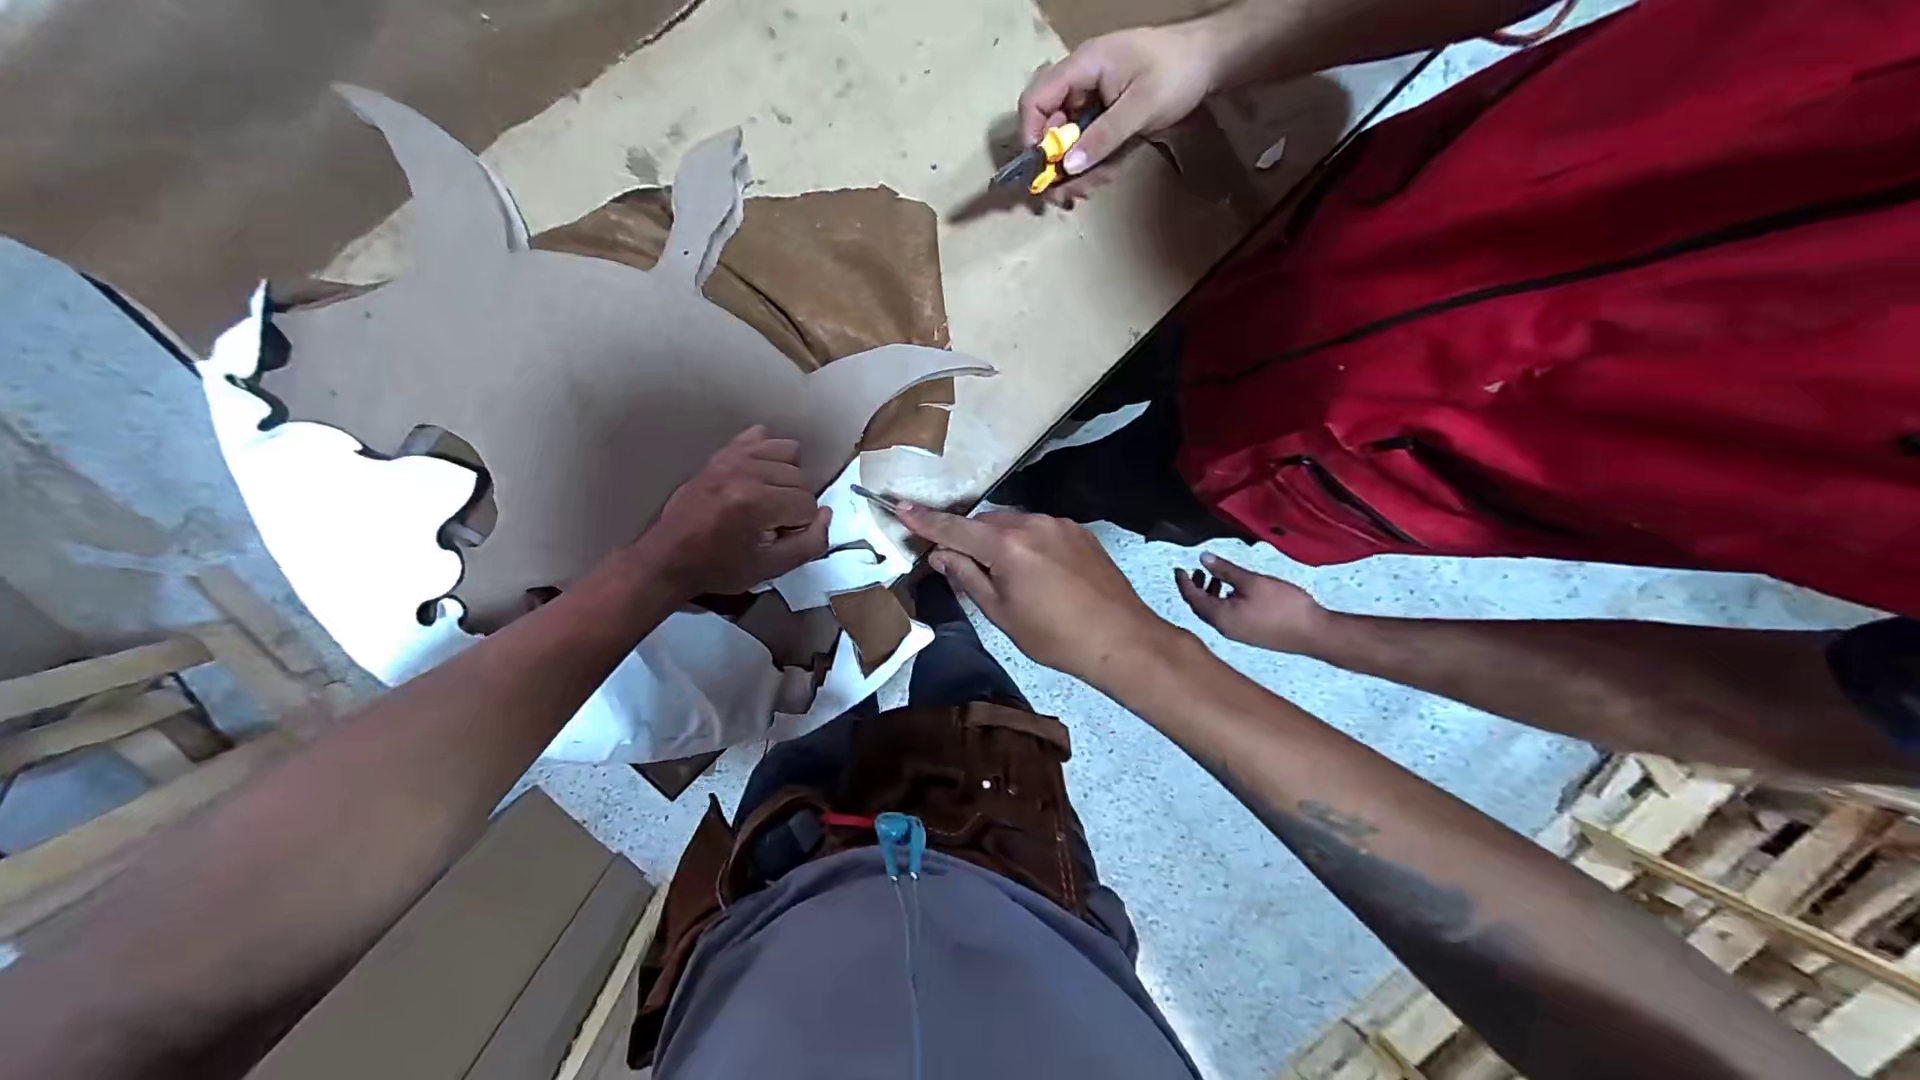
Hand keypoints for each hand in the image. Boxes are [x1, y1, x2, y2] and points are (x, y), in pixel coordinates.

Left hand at [639, 427, 829, 595]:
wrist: (669, 558)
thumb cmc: (720, 567)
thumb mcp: (772, 568)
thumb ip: (811, 543)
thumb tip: (826, 514)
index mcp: (757, 503)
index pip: (808, 504)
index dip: (799, 526)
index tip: (778, 538)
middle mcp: (746, 472)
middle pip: (801, 478)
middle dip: (795, 504)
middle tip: (773, 524)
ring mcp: (731, 458)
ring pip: (788, 453)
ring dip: (786, 478)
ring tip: (769, 499)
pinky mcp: (721, 454)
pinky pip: (760, 436)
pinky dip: (768, 453)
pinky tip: (759, 476)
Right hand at [895, 506, 1177, 683]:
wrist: (1121, 638)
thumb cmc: (1055, 636)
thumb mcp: (1001, 613)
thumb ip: (968, 576)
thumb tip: (941, 554)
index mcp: (1008, 546)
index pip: (955, 528)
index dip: (924, 520)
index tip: (899, 507)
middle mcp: (1032, 524)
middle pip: (984, 524)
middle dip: (969, 540)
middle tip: (964, 569)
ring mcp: (1059, 524)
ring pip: (1012, 524)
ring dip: (999, 542)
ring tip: (1008, 577)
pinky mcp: (1078, 531)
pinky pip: (1038, 529)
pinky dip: (1025, 543)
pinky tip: (1037, 573)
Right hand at [1017, 23, 1220, 199]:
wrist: (1209, 61)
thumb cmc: (1176, 72)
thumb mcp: (1140, 107)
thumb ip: (1103, 137)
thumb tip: (1067, 166)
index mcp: (1083, 67)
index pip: (1037, 99)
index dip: (1030, 134)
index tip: (1040, 168)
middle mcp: (1080, 85)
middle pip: (1047, 127)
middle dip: (1055, 164)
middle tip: (1065, 193)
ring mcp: (1091, 102)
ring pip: (1067, 143)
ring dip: (1074, 172)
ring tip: (1089, 190)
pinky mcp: (1103, 118)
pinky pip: (1086, 147)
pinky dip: (1091, 167)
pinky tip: (1103, 177)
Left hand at [1176, 552, 1329, 653]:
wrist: (1315, 634)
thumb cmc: (1284, 606)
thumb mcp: (1251, 582)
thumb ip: (1225, 570)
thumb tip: (1202, 558)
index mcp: (1220, 617)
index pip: (1192, 598)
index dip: (1183, 582)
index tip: (1177, 568)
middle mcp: (1224, 629)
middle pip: (1200, 607)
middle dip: (1195, 588)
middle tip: (1195, 571)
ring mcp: (1237, 634)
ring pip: (1214, 613)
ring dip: (1210, 594)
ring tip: (1215, 577)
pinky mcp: (1250, 635)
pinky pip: (1226, 617)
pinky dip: (1222, 602)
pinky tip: (1236, 592)